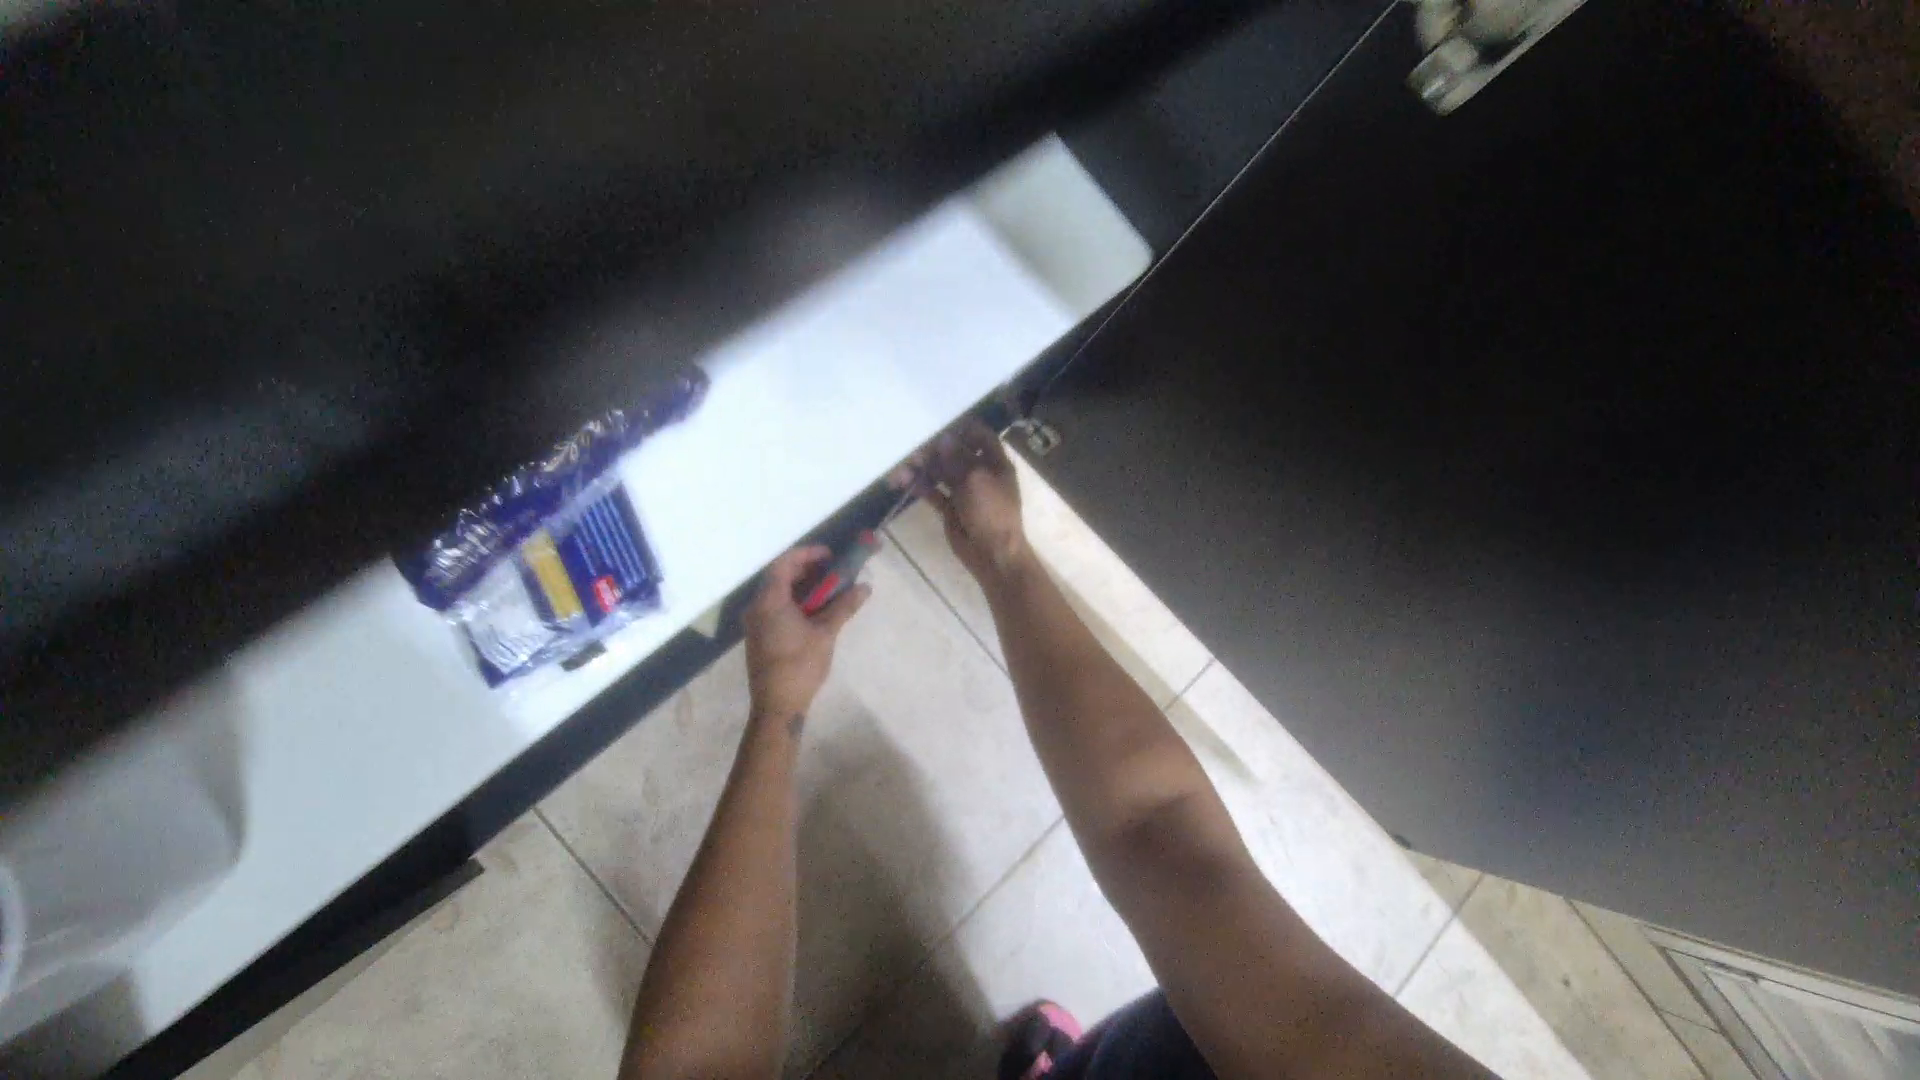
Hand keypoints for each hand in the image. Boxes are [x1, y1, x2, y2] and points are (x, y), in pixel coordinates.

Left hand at [743, 546, 870, 721]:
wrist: (777, 705)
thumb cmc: (800, 666)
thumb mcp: (826, 634)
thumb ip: (843, 606)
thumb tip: (864, 587)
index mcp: (769, 601)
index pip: (784, 564)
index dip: (807, 554)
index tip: (830, 555)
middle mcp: (757, 607)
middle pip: (779, 576)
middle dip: (806, 569)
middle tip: (832, 569)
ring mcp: (756, 622)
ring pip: (777, 593)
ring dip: (802, 586)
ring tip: (828, 587)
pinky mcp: (760, 635)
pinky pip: (775, 607)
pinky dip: (794, 601)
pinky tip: (814, 609)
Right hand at [901, 420, 1031, 584]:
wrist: (993, 554)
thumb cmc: (991, 512)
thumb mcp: (976, 479)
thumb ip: (958, 458)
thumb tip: (943, 438)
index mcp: (995, 462)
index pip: (978, 436)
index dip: (960, 427)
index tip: (936, 421)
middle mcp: (980, 472)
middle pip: (954, 453)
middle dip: (932, 449)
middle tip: (910, 447)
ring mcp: (964, 490)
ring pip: (941, 472)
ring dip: (922, 468)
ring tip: (901, 467)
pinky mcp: (951, 507)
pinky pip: (934, 492)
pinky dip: (920, 486)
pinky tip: (903, 481)